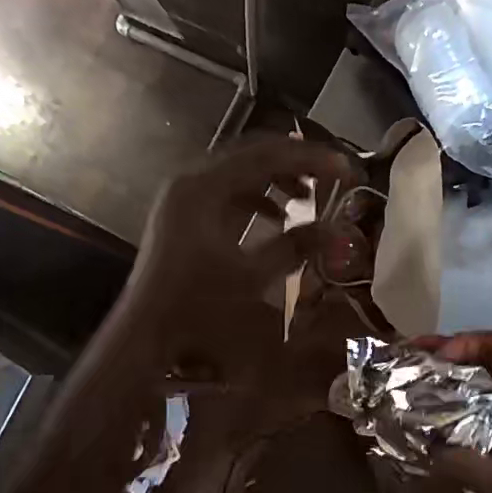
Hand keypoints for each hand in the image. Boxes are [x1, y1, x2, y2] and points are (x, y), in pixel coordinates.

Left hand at [117, 135, 353, 381]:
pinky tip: (278, 218)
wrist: (147, 336)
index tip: (344, 167)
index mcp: (202, 188)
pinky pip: (226, 196)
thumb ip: (293, 248)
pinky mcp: (184, 218)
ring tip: (309, 195)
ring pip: (238, 175)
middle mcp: (189, 183)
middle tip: (331, 174)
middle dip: (293, 164)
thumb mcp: (252, 276)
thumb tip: (334, 230)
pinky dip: (255, 201)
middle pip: (250, 157)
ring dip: (275, 181)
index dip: (308, 158)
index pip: (263, 156)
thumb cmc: (196, 307)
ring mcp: (183, 200)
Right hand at [418, 332, 491, 492]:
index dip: (464, 343)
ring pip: (480, 392)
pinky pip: (481, 418)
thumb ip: (465, 464)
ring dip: (448, 387)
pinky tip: (430, 430)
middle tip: (407, 364)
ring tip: (410, 391)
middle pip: (484, 365)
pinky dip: (455, 415)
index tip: (433, 358)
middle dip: (446, 360)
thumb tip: (422, 445)